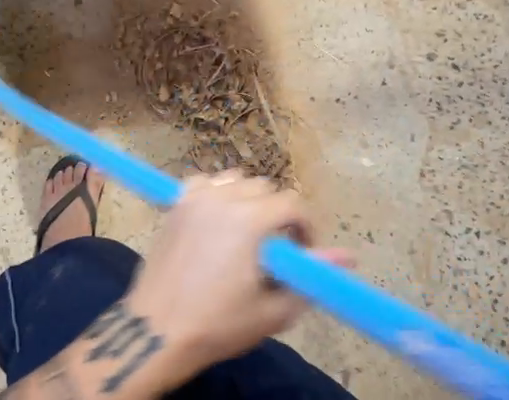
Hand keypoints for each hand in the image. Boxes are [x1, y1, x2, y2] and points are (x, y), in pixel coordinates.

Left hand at [122, 172, 353, 387]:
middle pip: (263, 188)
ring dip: (248, 200)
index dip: (306, 226)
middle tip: (277, 250)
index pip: (291, 203)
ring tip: (248, 236)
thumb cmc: (219, 324)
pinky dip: (217, 194)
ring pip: (234, 181)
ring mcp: (193, 198)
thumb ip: (311, 277)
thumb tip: (348, 256)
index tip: (305, 252)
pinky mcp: (175, 204)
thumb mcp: (274, 309)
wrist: (159, 328)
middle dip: (278, 214)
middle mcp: (221, 198)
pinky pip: (204, 183)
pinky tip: (217, 222)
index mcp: (248, 220)